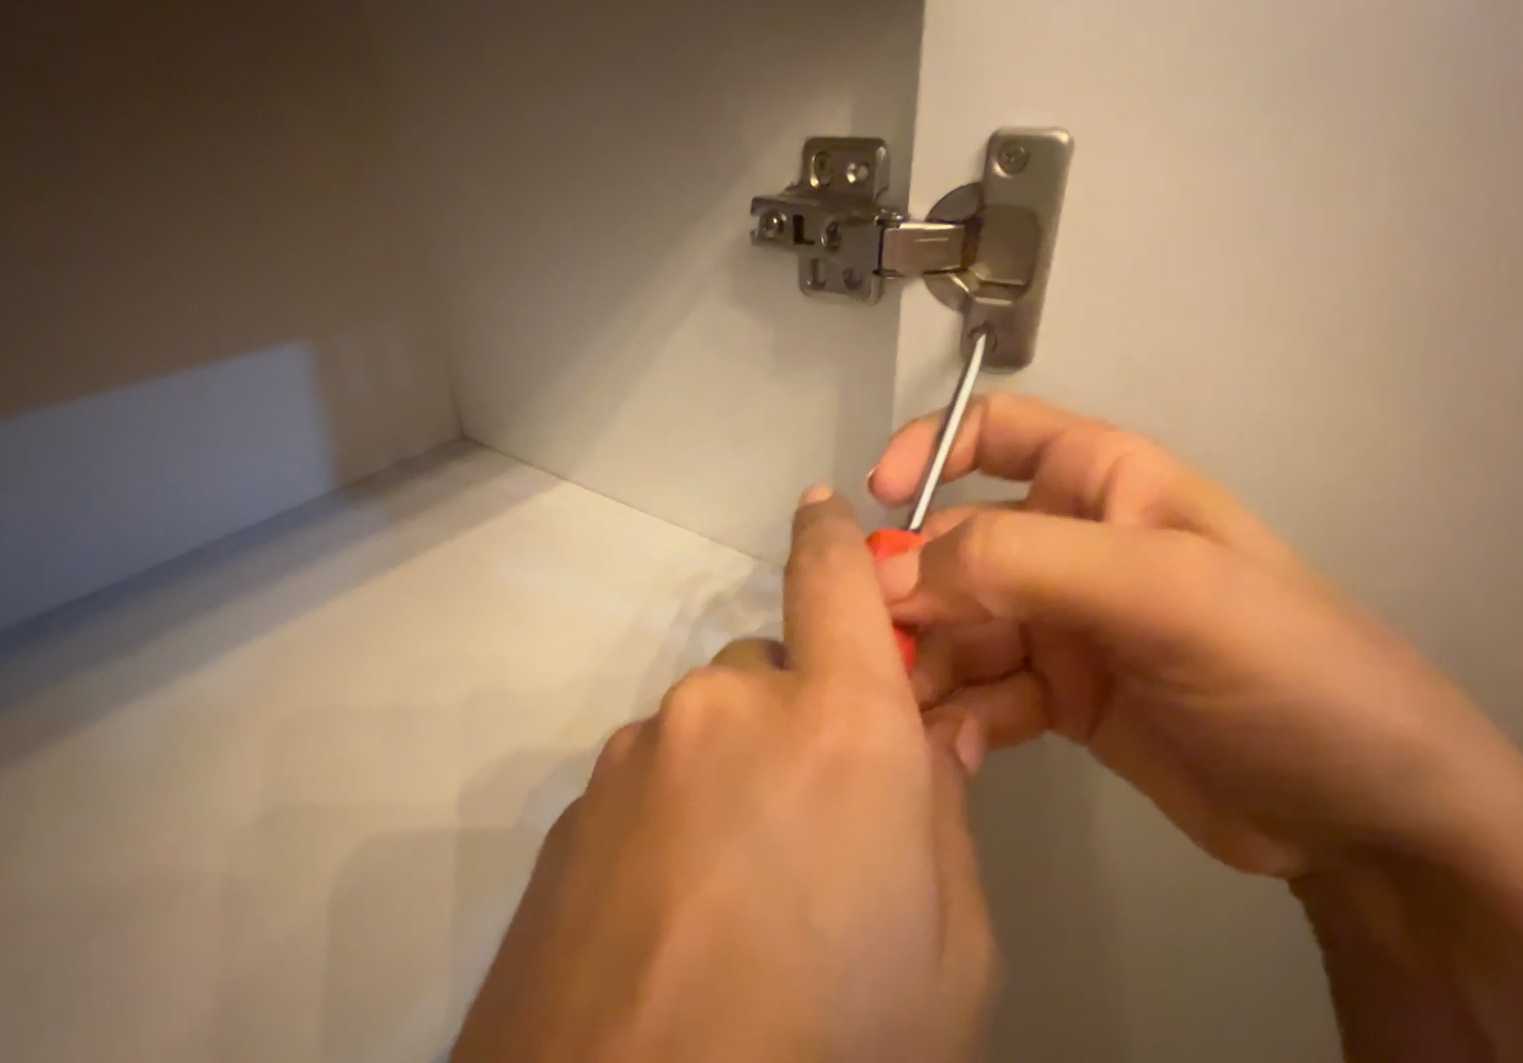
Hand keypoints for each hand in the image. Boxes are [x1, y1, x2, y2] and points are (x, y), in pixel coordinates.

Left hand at [453, 490, 994, 1062]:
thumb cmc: (834, 1037)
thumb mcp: (947, 950)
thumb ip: (943, 820)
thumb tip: (931, 741)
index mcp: (837, 724)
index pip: (834, 580)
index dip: (836, 538)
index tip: (826, 512)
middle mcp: (726, 708)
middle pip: (772, 670)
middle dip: (801, 717)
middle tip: (814, 818)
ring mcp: (637, 752)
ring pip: (706, 727)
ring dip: (733, 770)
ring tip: (739, 886)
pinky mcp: (575, 808)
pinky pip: (649, 778)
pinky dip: (674, 812)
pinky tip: (675, 910)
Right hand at [868, 393, 1522, 878]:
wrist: (1373, 824)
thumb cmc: (1289, 674)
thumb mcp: (1164, 593)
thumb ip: (1022, 564)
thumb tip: (888, 572)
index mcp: (1108, 485)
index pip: (996, 432)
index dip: (927, 448)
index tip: (878, 501)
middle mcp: (1073, 545)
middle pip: (955, 546)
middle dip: (912, 592)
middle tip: (875, 650)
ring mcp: (1063, 626)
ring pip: (956, 624)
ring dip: (927, 663)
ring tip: (908, 713)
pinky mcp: (1058, 698)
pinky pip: (979, 690)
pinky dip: (958, 714)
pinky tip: (957, 748)